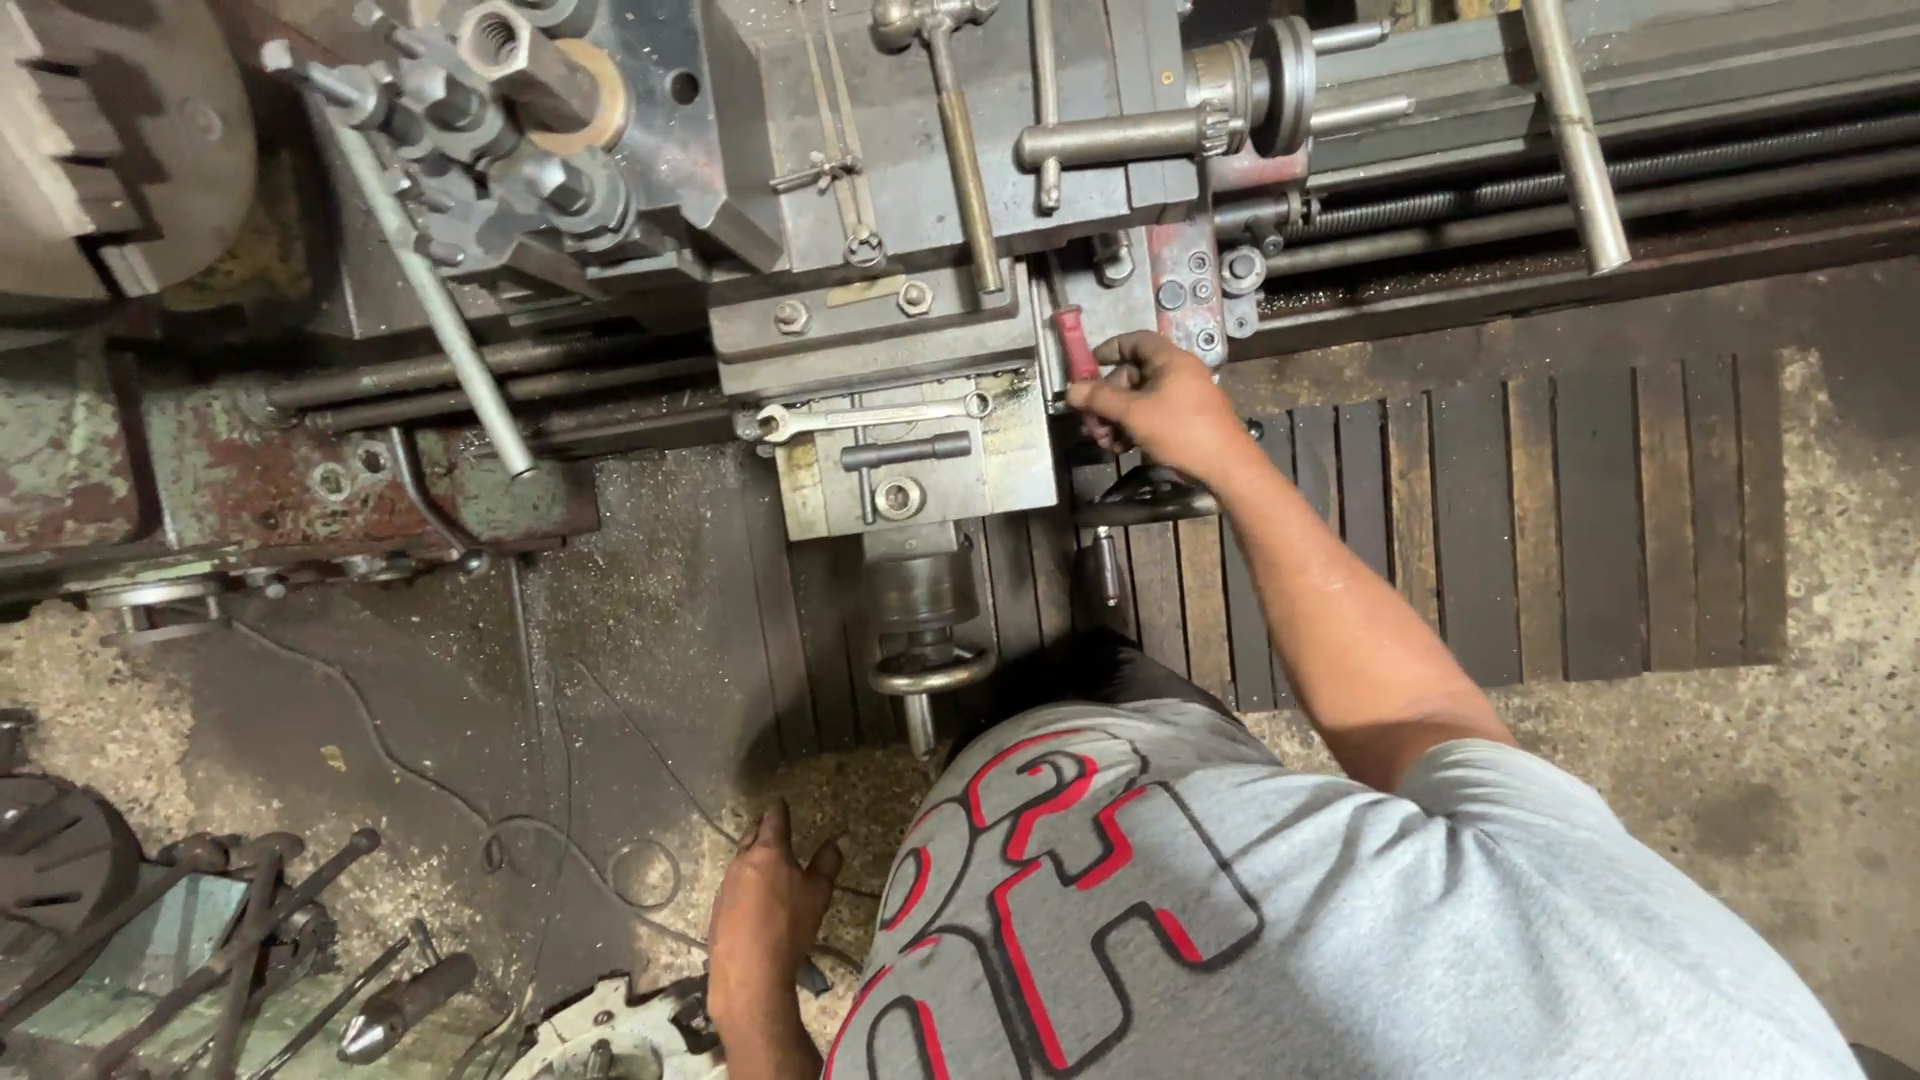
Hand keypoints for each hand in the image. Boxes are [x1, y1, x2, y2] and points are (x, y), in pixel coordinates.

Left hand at [706, 799, 841, 1039]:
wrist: (748, 974)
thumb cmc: (789, 927)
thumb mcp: (818, 894)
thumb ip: (827, 864)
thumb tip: (835, 842)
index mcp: (769, 851)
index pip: (774, 819)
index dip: (779, 809)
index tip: (781, 801)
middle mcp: (743, 861)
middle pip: (751, 834)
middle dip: (761, 826)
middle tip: (769, 821)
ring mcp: (726, 885)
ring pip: (739, 858)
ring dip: (751, 853)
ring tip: (762, 856)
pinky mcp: (717, 909)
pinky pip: (732, 883)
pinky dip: (744, 879)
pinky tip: (751, 894)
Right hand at [1067, 331, 1259, 488]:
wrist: (1224, 466)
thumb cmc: (1180, 430)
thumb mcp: (1134, 413)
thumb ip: (1099, 399)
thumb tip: (1070, 390)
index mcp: (1169, 360)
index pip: (1136, 341)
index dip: (1109, 349)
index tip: (1088, 366)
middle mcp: (1176, 373)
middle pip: (1130, 376)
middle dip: (1106, 400)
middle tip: (1091, 423)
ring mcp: (1180, 398)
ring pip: (1137, 400)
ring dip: (1115, 419)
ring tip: (1104, 442)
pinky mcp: (1182, 420)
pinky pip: (1149, 416)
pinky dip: (1131, 428)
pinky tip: (1120, 448)